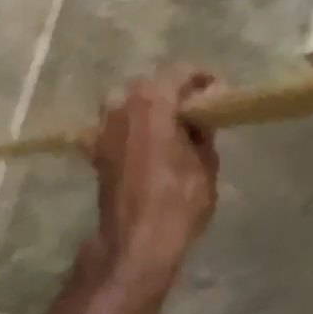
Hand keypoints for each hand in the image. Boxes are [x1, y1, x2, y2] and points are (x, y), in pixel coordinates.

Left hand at [82, 66, 221, 291]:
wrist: (135, 240)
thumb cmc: (178, 202)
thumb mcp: (205, 165)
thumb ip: (202, 133)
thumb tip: (200, 118)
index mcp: (153, 100)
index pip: (180, 73)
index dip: (202, 78)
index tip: (218, 88)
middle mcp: (122, 102)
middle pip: (151, 83)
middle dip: (174, 90)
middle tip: (197, 107)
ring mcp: (103, 123)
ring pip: (129, 100)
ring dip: (150, 105)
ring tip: (172, 122)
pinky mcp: (94, 144)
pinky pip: (115, 124)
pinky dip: (130, 125)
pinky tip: (144, 140)